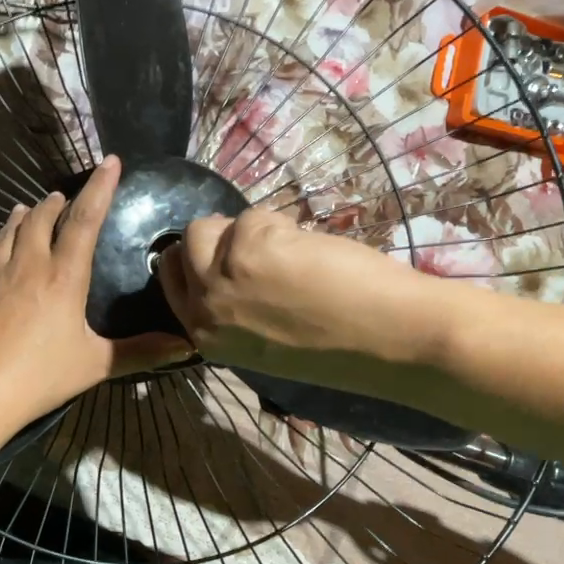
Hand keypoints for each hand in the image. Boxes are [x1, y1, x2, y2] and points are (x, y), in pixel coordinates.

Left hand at [0, 156, 192, 430]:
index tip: (109, 162)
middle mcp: (27, 267)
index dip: (99, 189)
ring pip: (5, 236)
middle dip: (53, 204)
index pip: (85, 222)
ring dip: (16, 219)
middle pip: (40, 222)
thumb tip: (186, 345)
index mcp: (63, 278)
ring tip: (23, 207)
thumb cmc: (40, 378)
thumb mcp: (95, 365)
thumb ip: (140, 351)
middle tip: (60, 196)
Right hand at [156, 208, 453, 390]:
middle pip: (186, 246)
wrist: (392, 339)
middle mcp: (202, 309)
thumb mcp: (263, 339)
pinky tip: (314, 252)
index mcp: (203, 337)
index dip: (193, 259)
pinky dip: (285, 226)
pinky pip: (256, 216)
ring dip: (251, 229)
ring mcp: (221, 278)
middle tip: (261, 246)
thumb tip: (227, 265)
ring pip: (214, 225)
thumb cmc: (339, 348)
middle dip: (219, 238)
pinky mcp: (249, 249)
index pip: (171, 283)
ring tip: (294, 253)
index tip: (221, 251)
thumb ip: (234, 308)